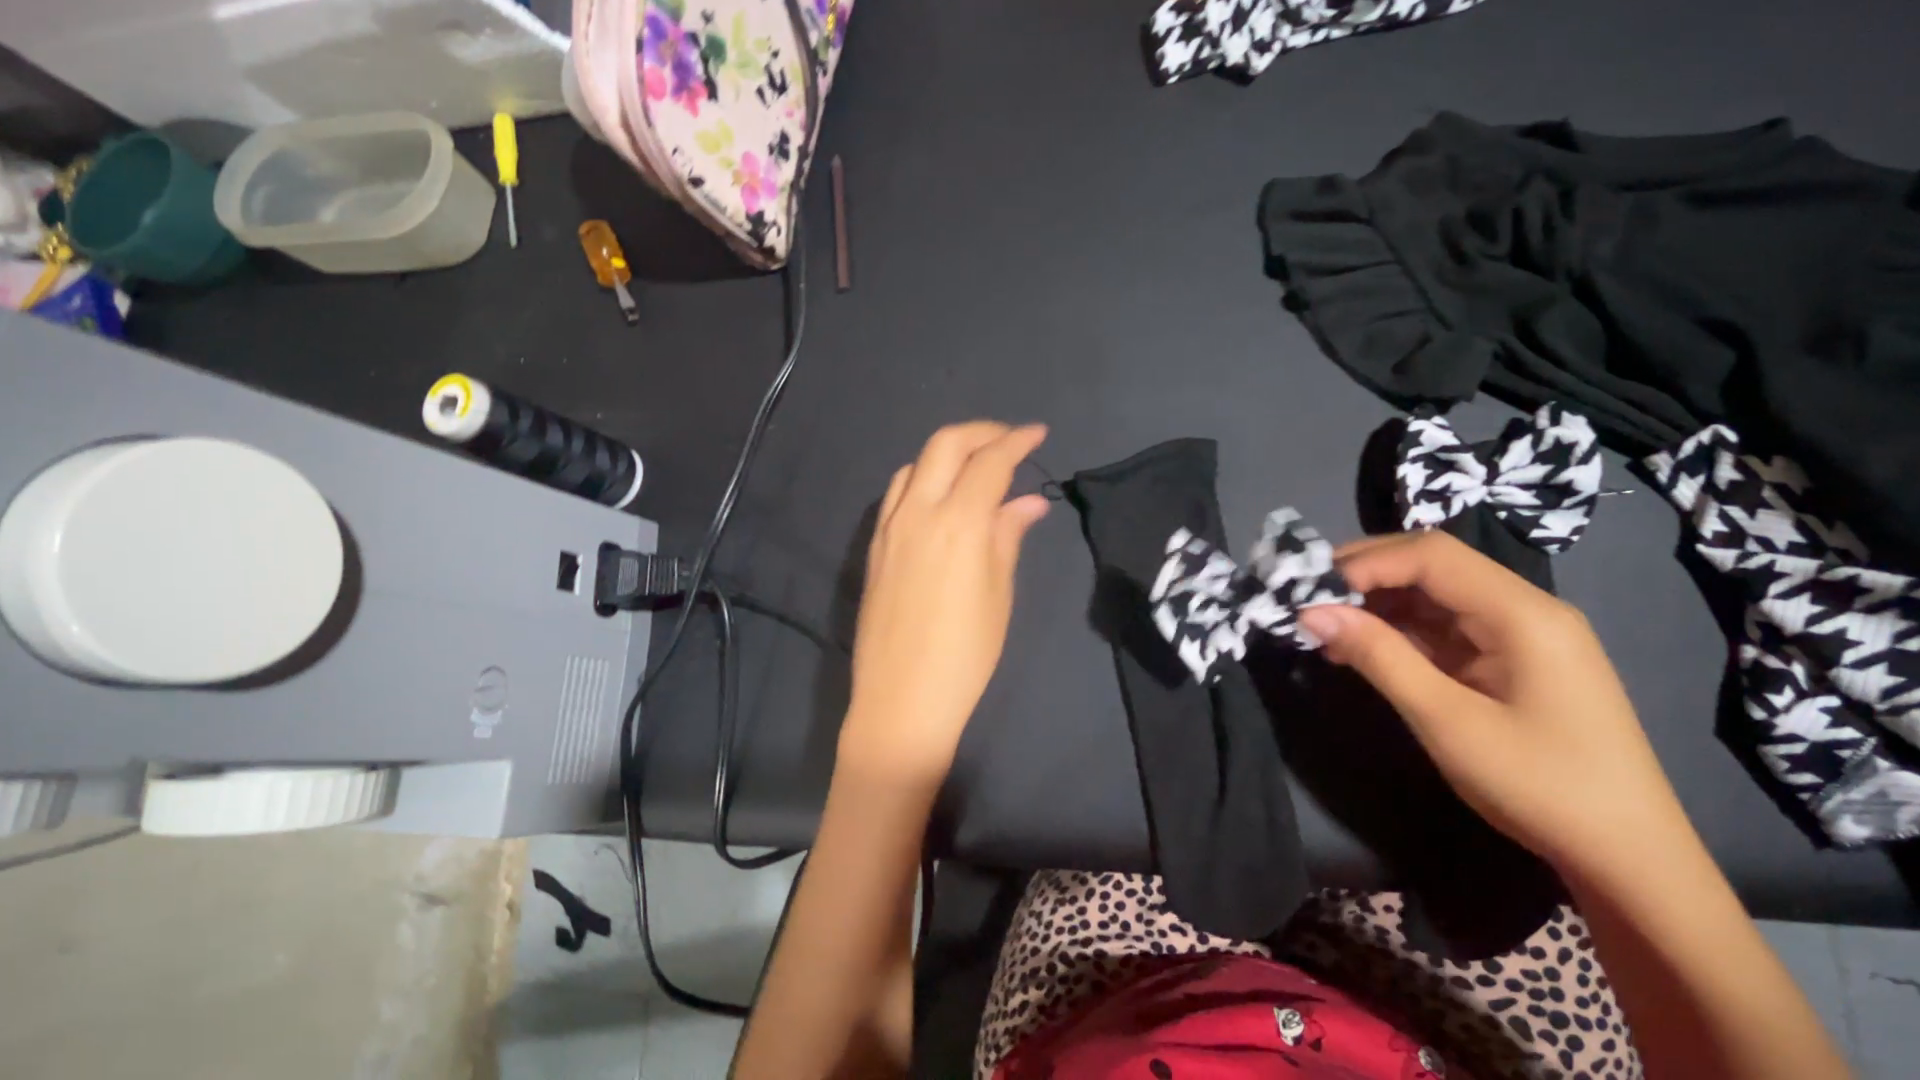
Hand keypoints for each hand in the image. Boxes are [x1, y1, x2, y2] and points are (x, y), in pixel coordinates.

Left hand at [838, 422, 1050, 785]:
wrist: (902, 699)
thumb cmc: (965, 654)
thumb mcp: (999, 594)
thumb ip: (1008, 536)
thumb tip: (1029, 502)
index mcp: (959, 523)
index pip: (990, 461)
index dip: (1017, 441)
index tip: (1038, 434)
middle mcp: (918, 513)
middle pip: (945, 445)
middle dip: (981, 433)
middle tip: (1010, 442)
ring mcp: (889, 528)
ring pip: (915, 464)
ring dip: (948, 453)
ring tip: (976, 468)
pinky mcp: (874, 547)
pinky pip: (896, 493)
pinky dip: (922, 478)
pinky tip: (939, 498)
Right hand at [1297, 531, 1688, 880]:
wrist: (1627, 855)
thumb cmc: (1539, 785)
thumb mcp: (1447, 721)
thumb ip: (1380, 657)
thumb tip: (1311, 613)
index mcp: (1522, 613)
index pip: (1432, 556)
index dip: (1365, 562)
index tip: (1307, 590)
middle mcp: (1525, 610)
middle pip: (1435, 566)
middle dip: (1367, 575)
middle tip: (1305, 599)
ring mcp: (1523, 637)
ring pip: (1438, 597)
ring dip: (1380, 606)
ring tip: (1323, 627)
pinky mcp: (1515, 664)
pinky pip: (1450, 630)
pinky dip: (1403, 634)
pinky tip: (1362, 650)